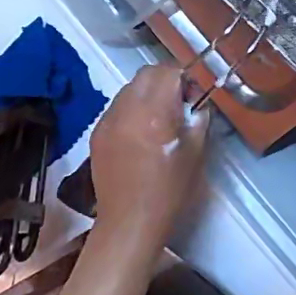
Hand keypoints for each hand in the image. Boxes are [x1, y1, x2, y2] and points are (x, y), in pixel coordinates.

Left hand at [86, 65, 209, 247]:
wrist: (129, 222)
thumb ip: (198, 120)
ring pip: (129, 88)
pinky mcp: (97, 133)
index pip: (168, 71)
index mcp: (155, 112)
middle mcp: (127, 109)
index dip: (184, 77)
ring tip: (159, 118)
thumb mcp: (196, 152)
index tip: (193, 95)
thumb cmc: (169, 190)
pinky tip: (140, 132)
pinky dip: (131, 109)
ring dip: (147, 93)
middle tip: (179, 102)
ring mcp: (108, 120)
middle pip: (146, 74)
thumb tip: (196, 103)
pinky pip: (117, 107)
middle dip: (165, 79)